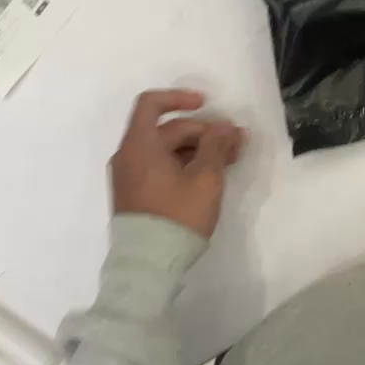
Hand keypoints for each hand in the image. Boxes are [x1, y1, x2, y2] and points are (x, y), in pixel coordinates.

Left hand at [109, 90, 244, 238]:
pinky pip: (161, 167)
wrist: (149, 266)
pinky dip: (185, 164)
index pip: (151, 104)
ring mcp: (130, 178)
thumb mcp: (205, 177)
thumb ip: (216, 146)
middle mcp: (129, 157)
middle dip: (203, 131)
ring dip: (198, 149)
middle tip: (235, 142)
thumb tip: (226, 127)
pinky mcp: (137, 196)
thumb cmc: (177, 215)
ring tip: (230, 160)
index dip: (179, 98)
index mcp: (139, 145)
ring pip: (167, 150)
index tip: (206, 105)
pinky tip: (210, 175)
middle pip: (166, 129)